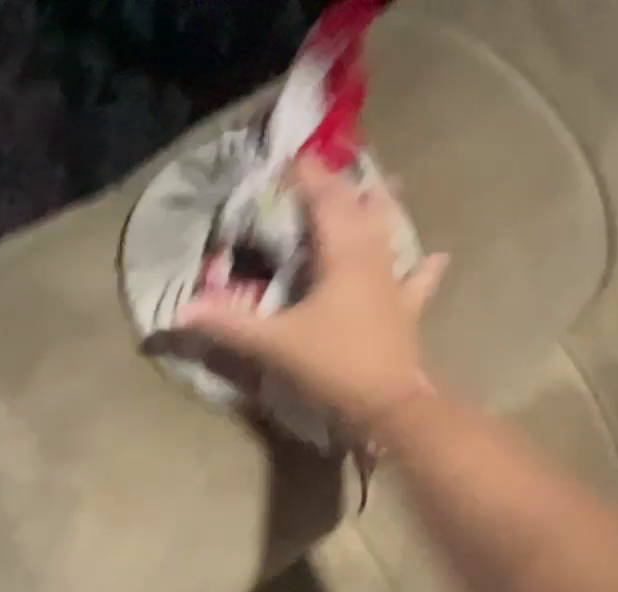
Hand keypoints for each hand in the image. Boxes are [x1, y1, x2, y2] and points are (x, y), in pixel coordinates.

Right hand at [179, 158, 449, 433]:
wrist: (390, 406)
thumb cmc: (333, 365)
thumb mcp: (274, 344)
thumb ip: (229, 324)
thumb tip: (181, 310)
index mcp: (341, 254)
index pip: (323, 200)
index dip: (306, 177)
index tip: (289, 160)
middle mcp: (372, 258)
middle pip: (358, 209)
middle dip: (341, 186)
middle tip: (328, 168)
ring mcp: (394, 283)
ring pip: (389, 235)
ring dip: (382, 210)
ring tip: (383, 185)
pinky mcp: (407, 311)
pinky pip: (417, 281)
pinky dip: (424, 268)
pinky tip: (436, 257)